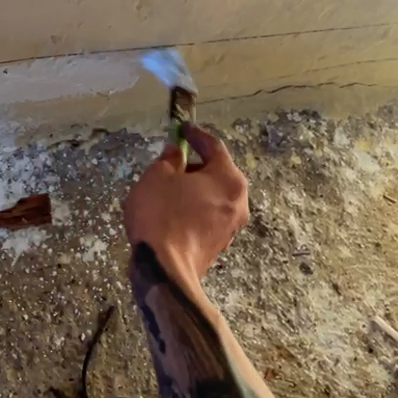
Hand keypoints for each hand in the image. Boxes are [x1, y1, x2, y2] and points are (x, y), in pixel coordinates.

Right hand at [123, 123, 248, 286]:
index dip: (195, 135)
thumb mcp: (158, 176)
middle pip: (217, 172)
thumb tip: (177, 153)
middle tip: (172, 161)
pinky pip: (208, 215)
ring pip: (212, 196)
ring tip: (168, 187)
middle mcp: (238, 201)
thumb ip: (170, 159)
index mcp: (229, 179)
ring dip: (194, 188)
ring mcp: (232, 226)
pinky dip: (194, 207)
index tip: (183, 128)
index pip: (214, 147)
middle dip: (195, 165)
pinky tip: (172, 211)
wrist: (165, 270)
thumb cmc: (162, 214)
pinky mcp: (220, 245)